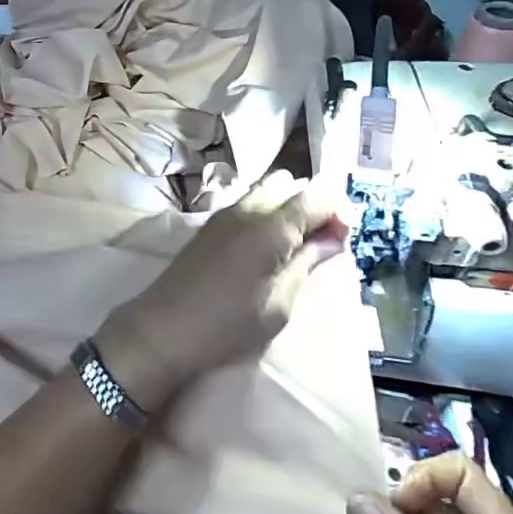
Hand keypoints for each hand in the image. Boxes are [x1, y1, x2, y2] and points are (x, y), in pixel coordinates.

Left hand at [95, 171, 349, 409]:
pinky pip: (249, 202)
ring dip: (289, 205)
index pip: (315, 197)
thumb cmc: (229, 323)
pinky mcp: (212, 224)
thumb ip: (307, 263)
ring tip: (300, 242)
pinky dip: (269, 211)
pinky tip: (272, 243)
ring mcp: (226, 212)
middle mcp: (249, 208)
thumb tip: (333, 240)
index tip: (347, 236)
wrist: (165, 328)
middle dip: (314, 203)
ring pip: (267, 189)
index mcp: (272, 225)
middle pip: (290, 185)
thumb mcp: (281, 302)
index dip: (337, 210)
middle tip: (326, 237)